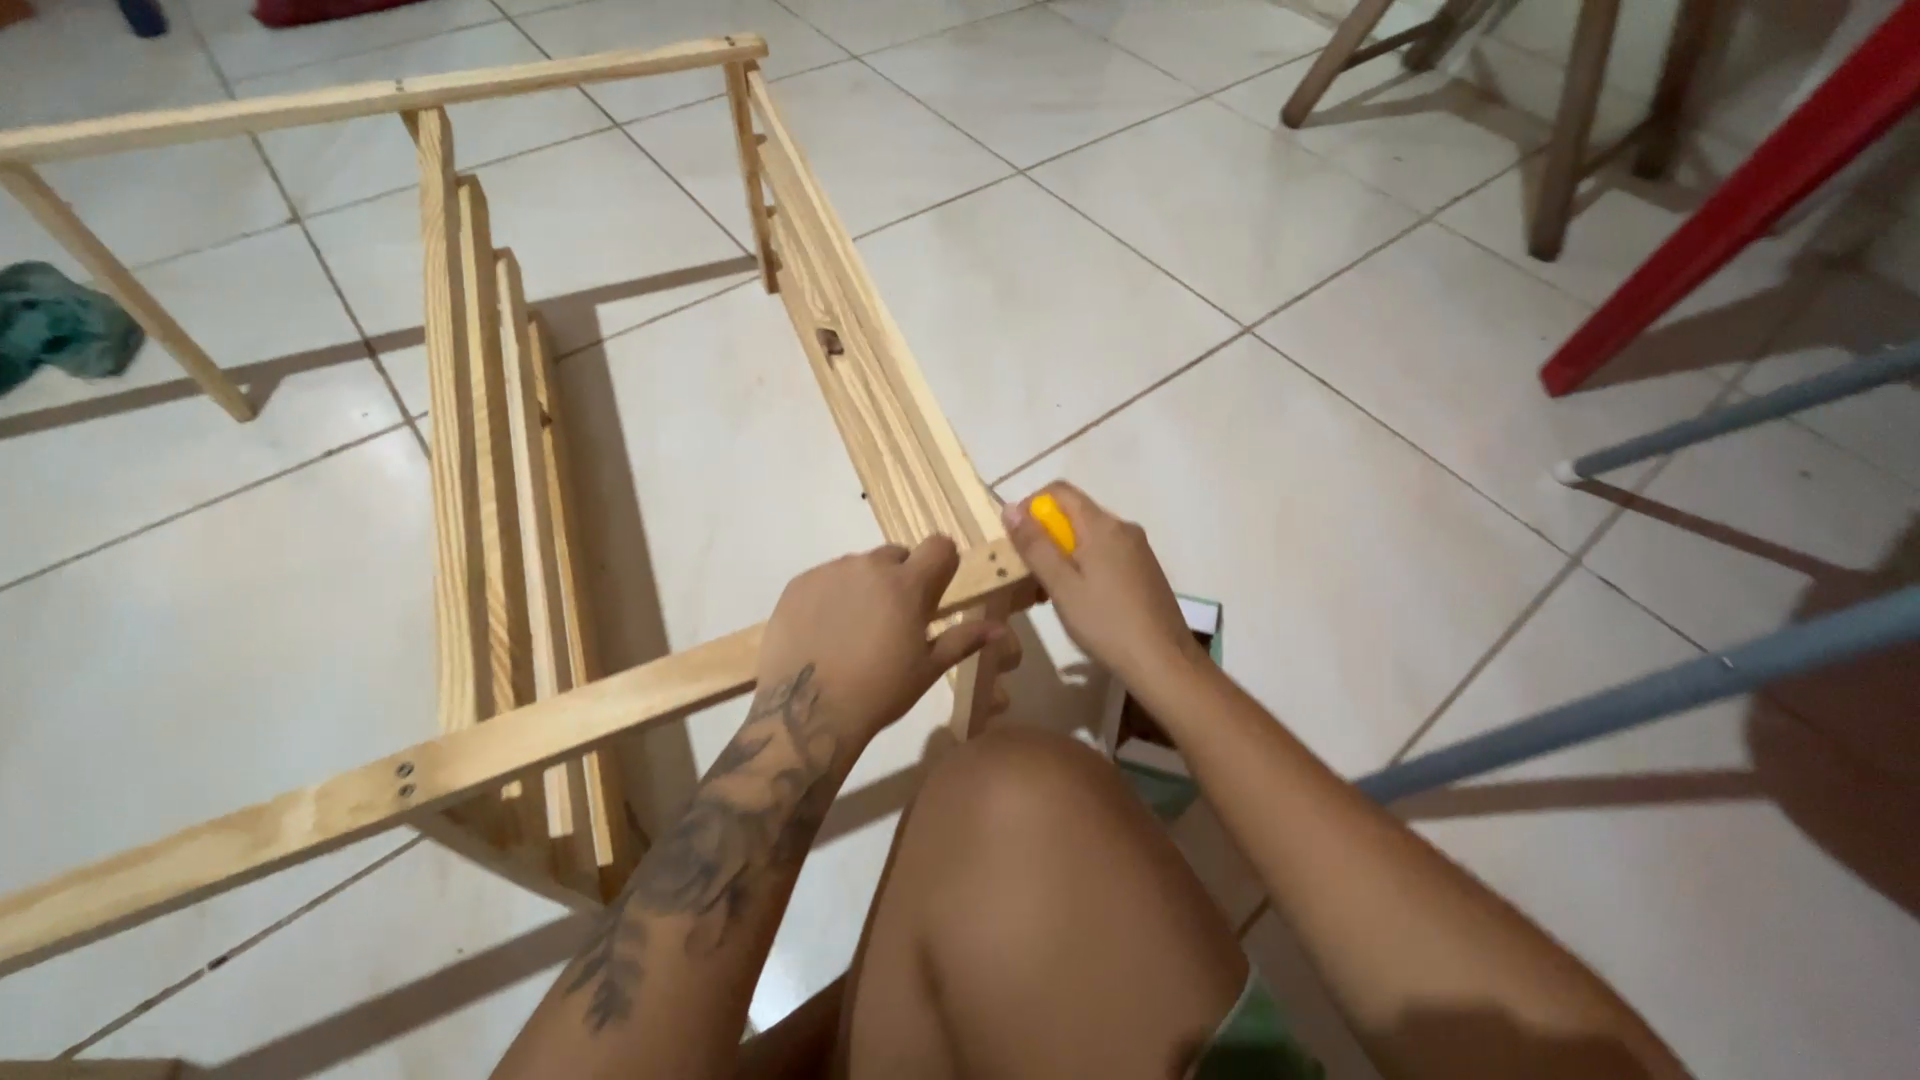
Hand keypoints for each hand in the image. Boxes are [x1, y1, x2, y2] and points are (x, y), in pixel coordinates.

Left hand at [756, 536, 1003, 739]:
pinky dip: (832, 595)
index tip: (936, 590)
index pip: (939, 545)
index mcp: (907, 584)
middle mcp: (868, 567)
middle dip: (902, 577)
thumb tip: (999, 629)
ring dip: (865, 585)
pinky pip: (825, 578)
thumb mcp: (927, 670)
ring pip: (859, 566)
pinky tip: (826, 631)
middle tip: (894, 618)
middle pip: (896, 554)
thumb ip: (963, 640)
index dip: (942, 563)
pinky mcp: (797, 584)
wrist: (807, 712)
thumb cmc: (879, 692)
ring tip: (856, 628)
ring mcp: (829, 572)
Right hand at [1002, 482, 1204, 686]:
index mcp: (1103, 525)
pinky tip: (1080, 600)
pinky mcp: (1145, 570)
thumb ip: (1035, 545)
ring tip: (1051, 593)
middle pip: (1075, 514)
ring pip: (1090, 537)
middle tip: (1030, 574)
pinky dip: (1085, 566)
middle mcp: (1124, 528)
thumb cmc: (1106, 623)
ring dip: (1064, 555)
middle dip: (1046, 536)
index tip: (1017, 539)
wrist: (1163, 661)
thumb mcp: (1061, 586)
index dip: (1031, 506)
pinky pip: (1106, 554)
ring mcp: (1138, 549)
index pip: (1059, 491)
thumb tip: (1011, 508)